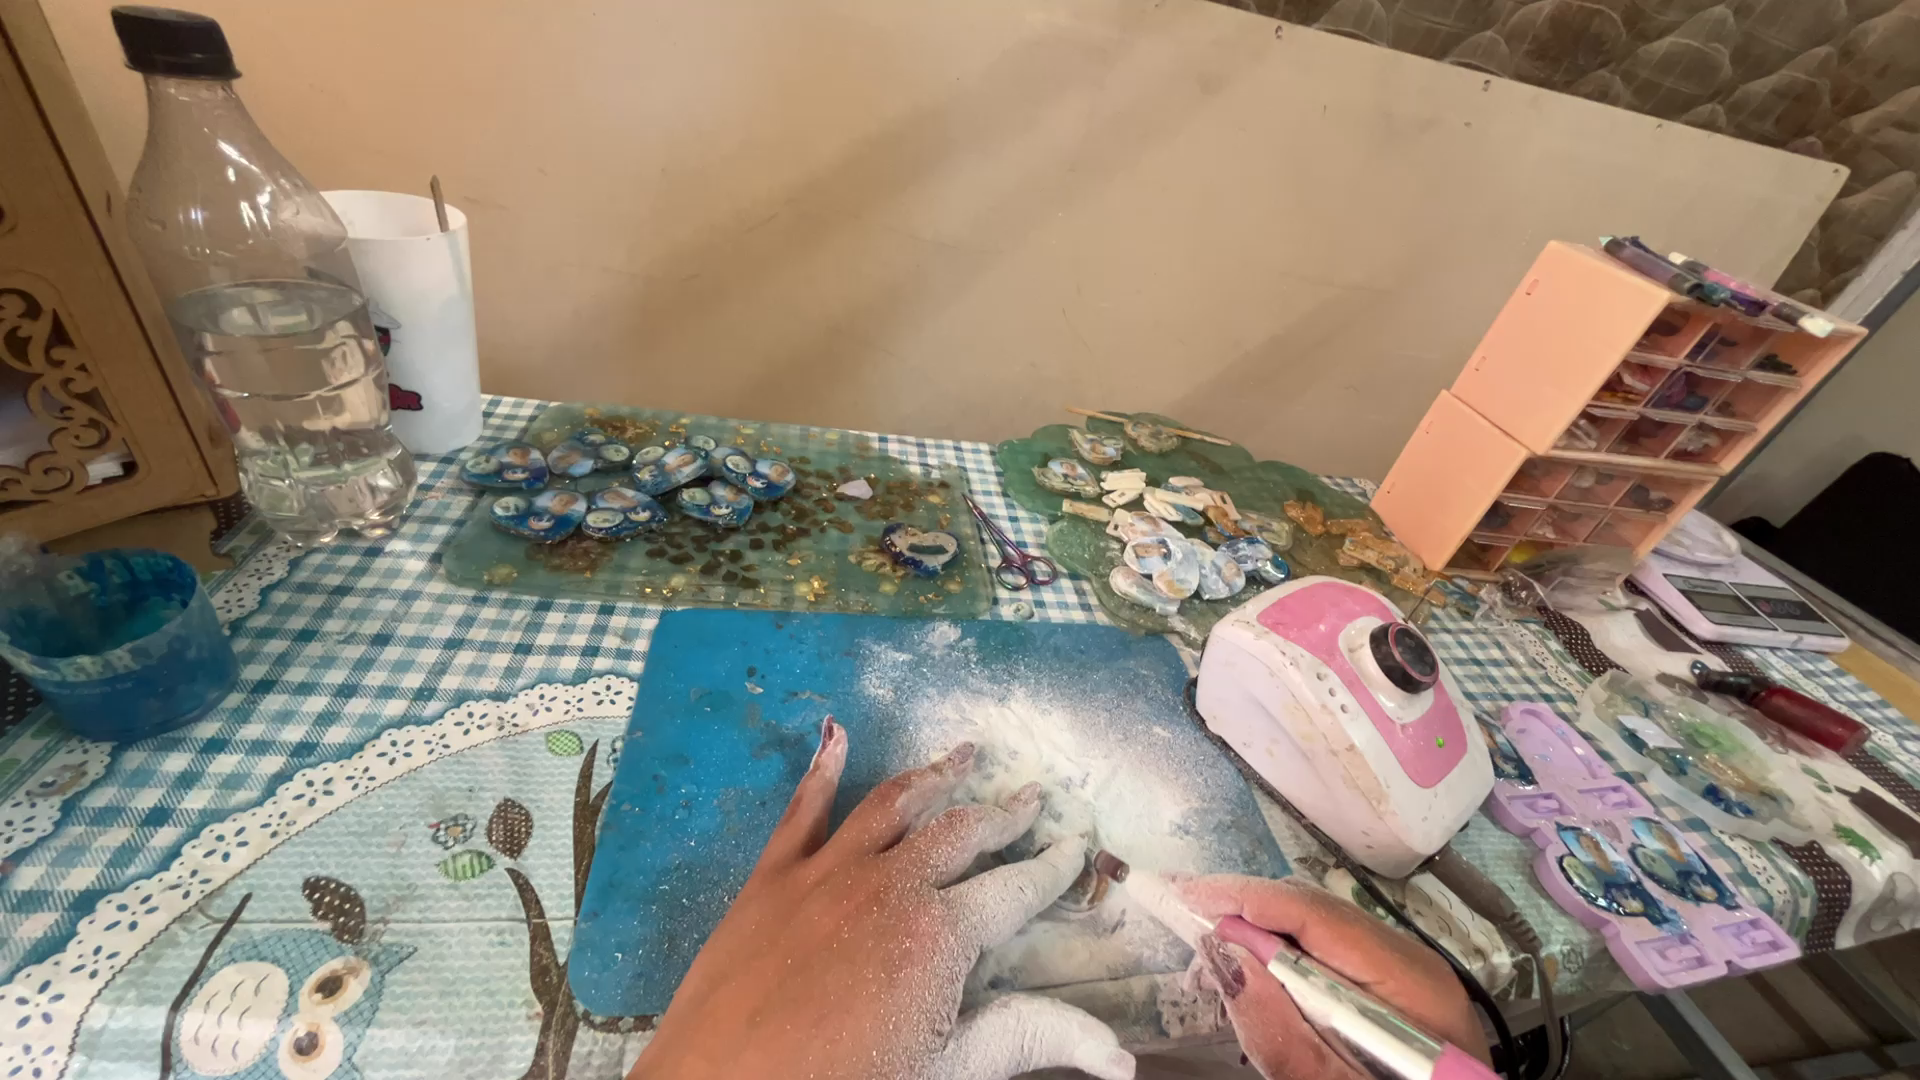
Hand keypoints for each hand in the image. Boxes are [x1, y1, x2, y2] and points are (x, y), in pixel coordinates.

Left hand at [629, 718, 1135, 1079]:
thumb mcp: (944, 1070)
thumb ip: (1027, 1039)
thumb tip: (1121, 1058)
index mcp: (939, 932)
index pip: (1014, 888)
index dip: (1051, 866)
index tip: (1075, 843)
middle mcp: (892, 881)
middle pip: (961, 832)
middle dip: (1003, 813)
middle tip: (1031, 794)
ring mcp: (830, 869)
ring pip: (895, 803)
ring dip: (934, 775)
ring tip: (965, 752)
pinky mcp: (775, 872)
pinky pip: (804, 808)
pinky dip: (821, 767)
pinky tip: (835, 734)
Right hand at [1179, 876, 1488, 1079]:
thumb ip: (1286, 1041)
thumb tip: (1225, 957)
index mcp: (1411, 983)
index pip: (1313, 913)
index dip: (1245, 897)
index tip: (1184, 896)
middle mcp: (1407, 961)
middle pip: (1309, 908)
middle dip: (1241, 909)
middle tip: (1181, 917)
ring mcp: (1399, 972)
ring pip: (1310, 923)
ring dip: (1253, 931)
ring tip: (1207, 951)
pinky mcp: (1385, 989)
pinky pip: (1319, 949)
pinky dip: (1275, 954)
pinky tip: (1249, 972)